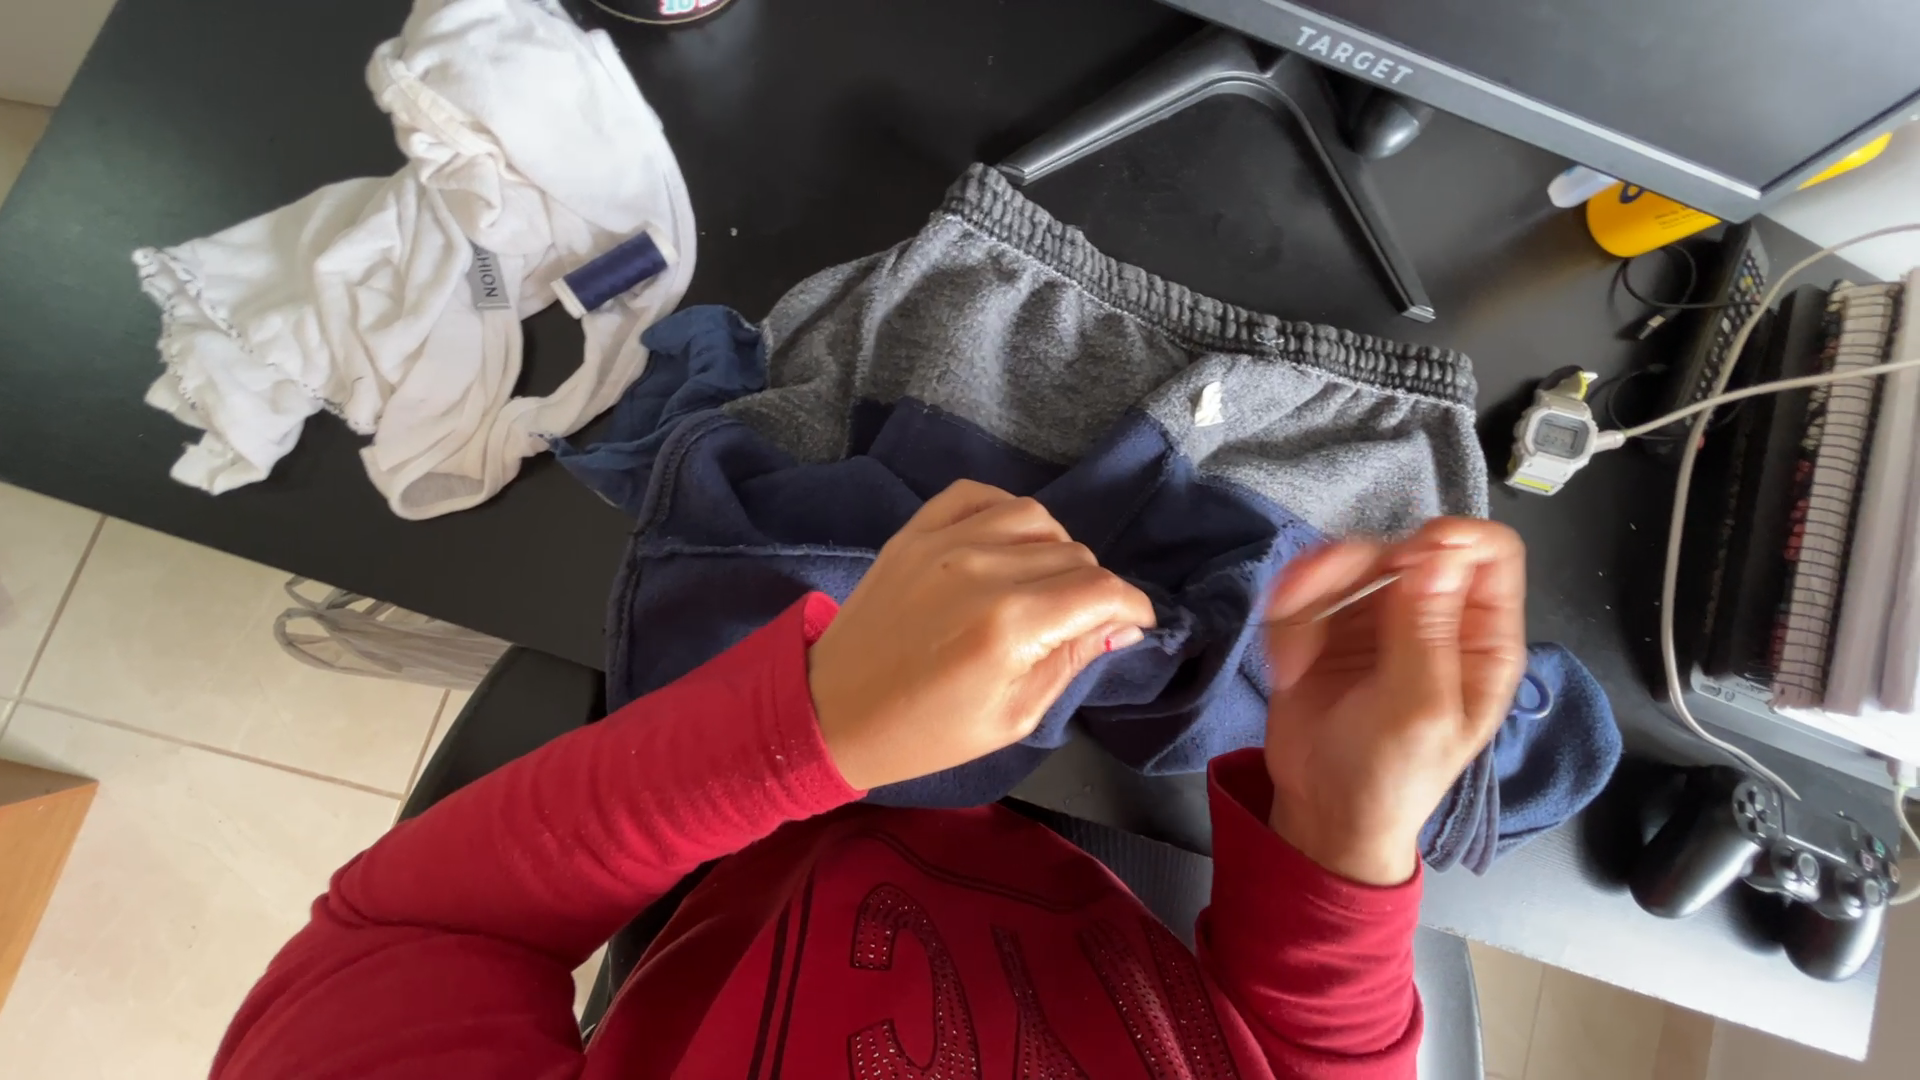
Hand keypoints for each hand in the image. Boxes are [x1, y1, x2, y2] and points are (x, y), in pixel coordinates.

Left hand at [807, 480, 1156, 790]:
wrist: (832, 711)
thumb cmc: (926, 732)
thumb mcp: (1014, 717)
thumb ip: (1071, 660)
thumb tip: (1119, 626)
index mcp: (1011, 624)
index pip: (1101, 590)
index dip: (1131, 607)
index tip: (1131, 624)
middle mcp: (982, 567)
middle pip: (1074, 553)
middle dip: (1093, 589)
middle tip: (1078, 620)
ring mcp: (943, 541)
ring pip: (1035, 516)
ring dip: (1055, 548)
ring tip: (1043, 581)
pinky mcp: (914, 531)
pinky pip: (978, 495)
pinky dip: (1004, 512)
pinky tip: (1005, 542)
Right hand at [1261, 518, 1526, 885]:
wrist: (1322, 808)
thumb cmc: (1390, 774)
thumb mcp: (1418, 710)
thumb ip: (1426, 632)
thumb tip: (1439, 553)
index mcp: (1476, 637)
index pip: (1488, 554)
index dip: (1452, 540)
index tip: (1404, 558)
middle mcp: (1428, 615)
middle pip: (1399, 548)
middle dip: (1355, 569)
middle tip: (1319, 599)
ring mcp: (1372, 619)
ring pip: (1343, 563)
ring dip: (1308, 593)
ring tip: (1291, 649)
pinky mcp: (1322, 628)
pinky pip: (1301, 593)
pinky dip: (1285, 618)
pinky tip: (1287, 664)